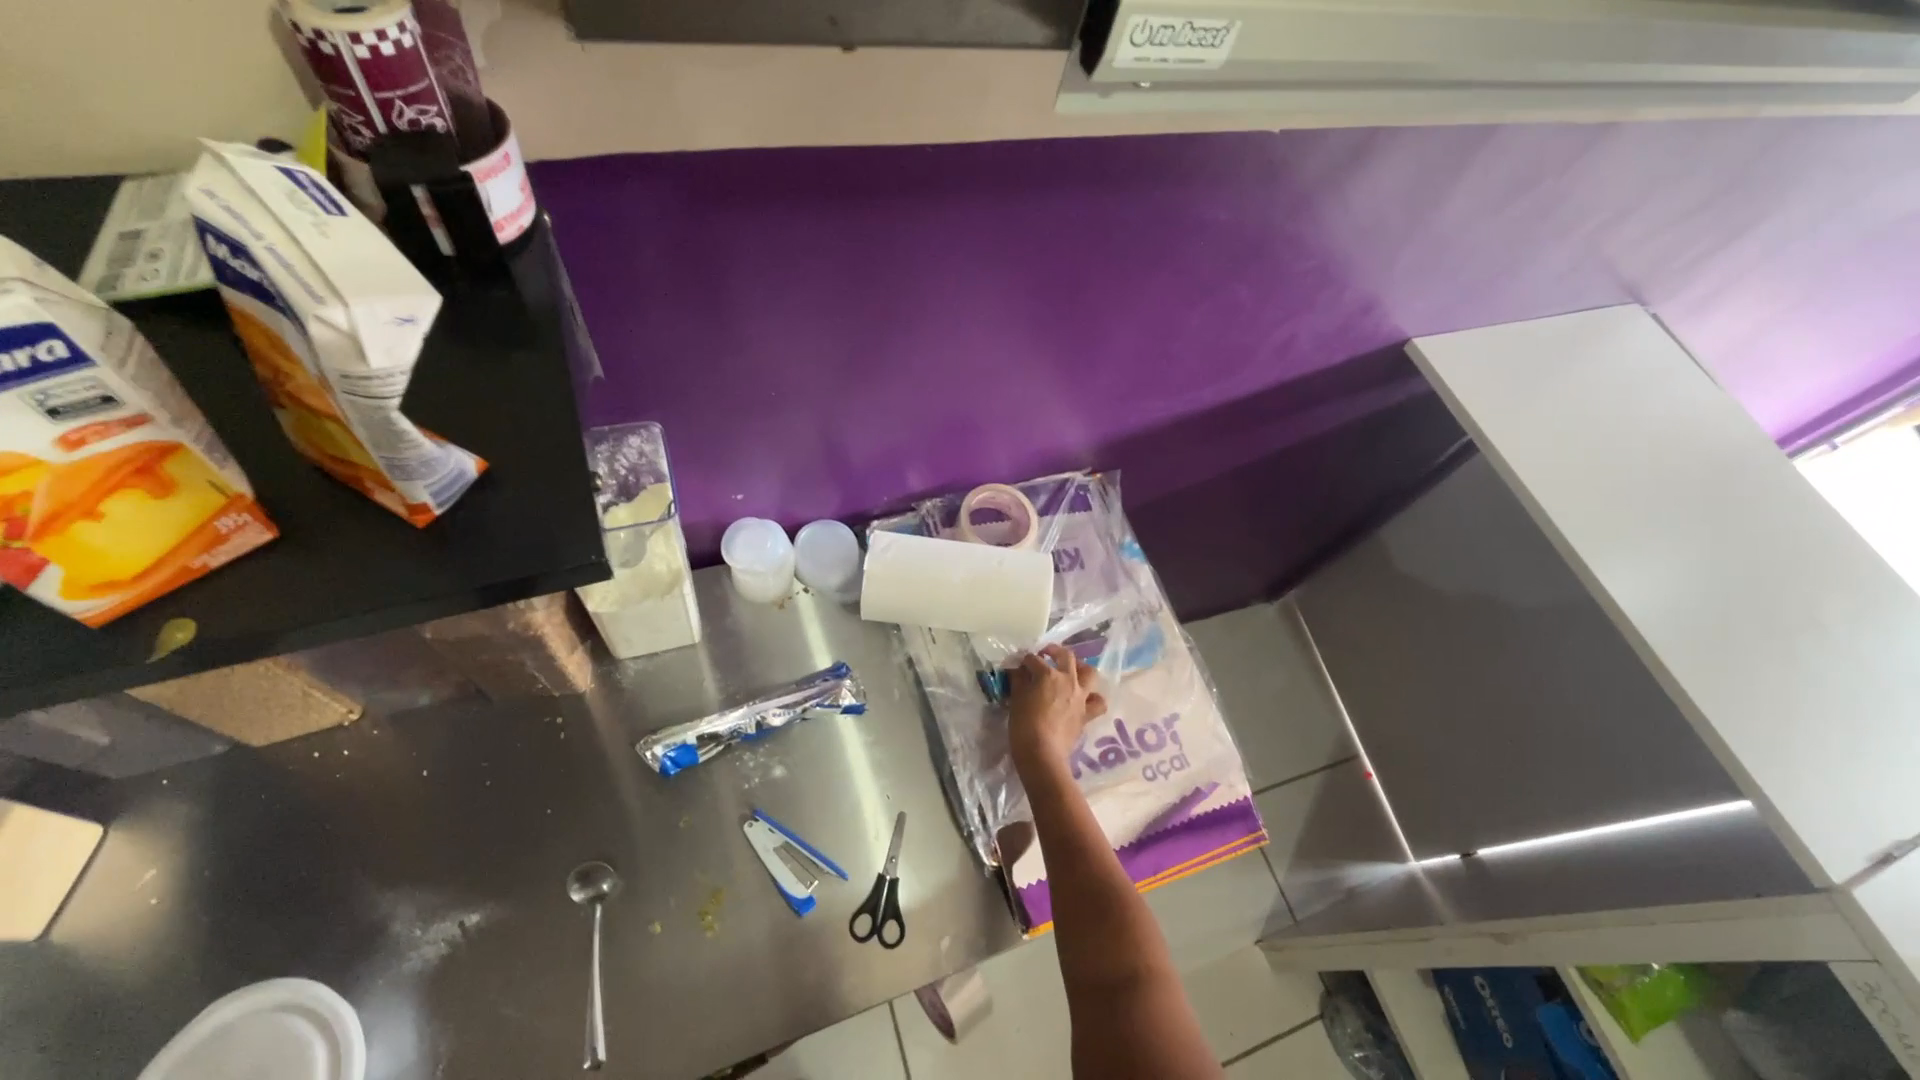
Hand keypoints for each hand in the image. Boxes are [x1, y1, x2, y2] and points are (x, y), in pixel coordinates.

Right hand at [1008, 644, 1106, 779]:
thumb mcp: (1016, 699)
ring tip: (1072, 671)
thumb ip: (1018, 681)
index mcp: (1048, 674)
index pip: (1034, 660)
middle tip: (1045, 654)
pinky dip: (1093, 698)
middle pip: (1066, 656)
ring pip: (1089, 673)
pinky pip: (1098, 702)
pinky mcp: (1087, 713)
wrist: (1042, 753)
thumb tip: (1017, 670)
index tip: (1019, 665)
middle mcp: (1068, 680)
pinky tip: (1085, 699)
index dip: (1025, 661)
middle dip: (1054, 651)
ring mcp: (1081, 696)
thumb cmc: (1024, 725)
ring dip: (1081, 668)